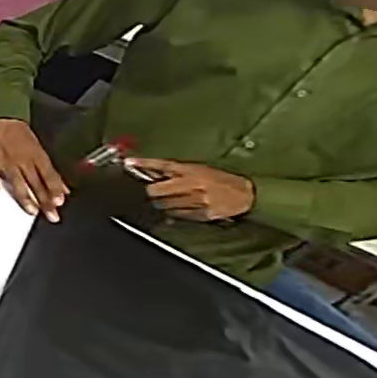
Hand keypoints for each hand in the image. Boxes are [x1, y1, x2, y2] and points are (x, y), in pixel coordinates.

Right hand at [0, 118, 66, 221]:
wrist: (5, 120)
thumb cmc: (23, 136)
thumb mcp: (42, 152)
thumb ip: (51, 172)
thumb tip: (64, 189)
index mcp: (37, 157)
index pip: (49, 176)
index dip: (54, 190)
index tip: (59, 202)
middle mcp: (22, 159)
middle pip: (35, 183)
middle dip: (44, 200)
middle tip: (50, 214)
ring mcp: (6, 160)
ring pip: (16, 181)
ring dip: (25, 196)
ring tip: (31, 209)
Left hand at [128, 158, 254, 221]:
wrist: (247, 194)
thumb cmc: (219, 179)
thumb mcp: (197, 169)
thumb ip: (173, 171)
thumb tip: (148, 170)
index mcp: (192, 171)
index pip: (163, 165)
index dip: (144, 163)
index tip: (129, 162)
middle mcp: (193, 185)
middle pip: (156, 190)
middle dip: (152, 191)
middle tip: (154, 191)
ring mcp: (198, 200)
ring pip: (163, 204)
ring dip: (162, 203)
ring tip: (170, 200)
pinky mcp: (203, 214)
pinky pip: (177, 215)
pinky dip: (173, 212)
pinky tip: (179, 208)